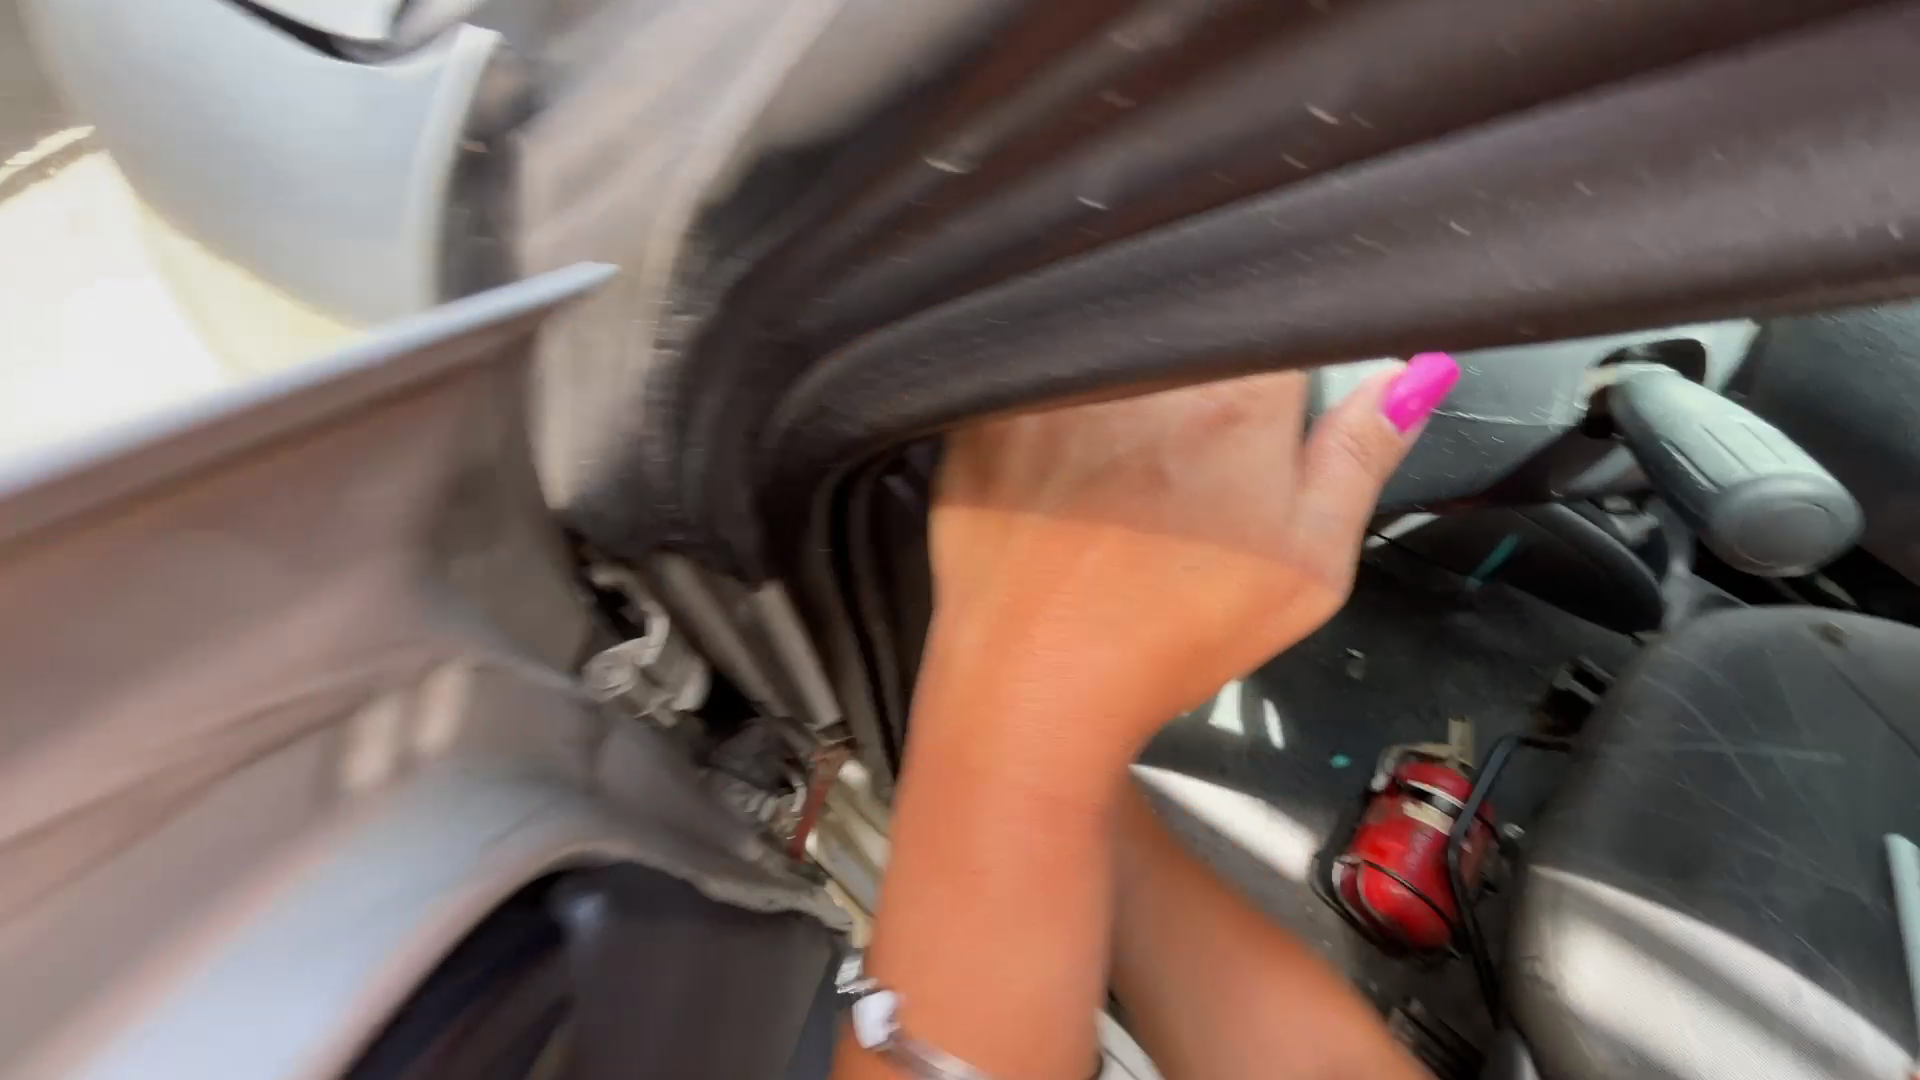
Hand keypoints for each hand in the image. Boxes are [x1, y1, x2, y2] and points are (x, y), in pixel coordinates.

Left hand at [920, 354, 1457, 772]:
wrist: (1035, 681)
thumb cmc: (1177, 633)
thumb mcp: (1305, 567)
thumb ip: (1357, 459)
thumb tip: (1409, 376)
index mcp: (1232, 395)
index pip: (1267, 331)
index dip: (1261, 375)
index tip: (1241, 424)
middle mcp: (1138, 370)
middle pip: (1179, 335)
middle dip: (1185, 383)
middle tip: (1165, 466)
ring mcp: (1050, 386)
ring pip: (1103, 348)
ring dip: (1115, 391)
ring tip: (1105, 474)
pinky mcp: (984, 414)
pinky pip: (1028, 380)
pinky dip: (1043, 409)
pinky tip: (1045, 470)